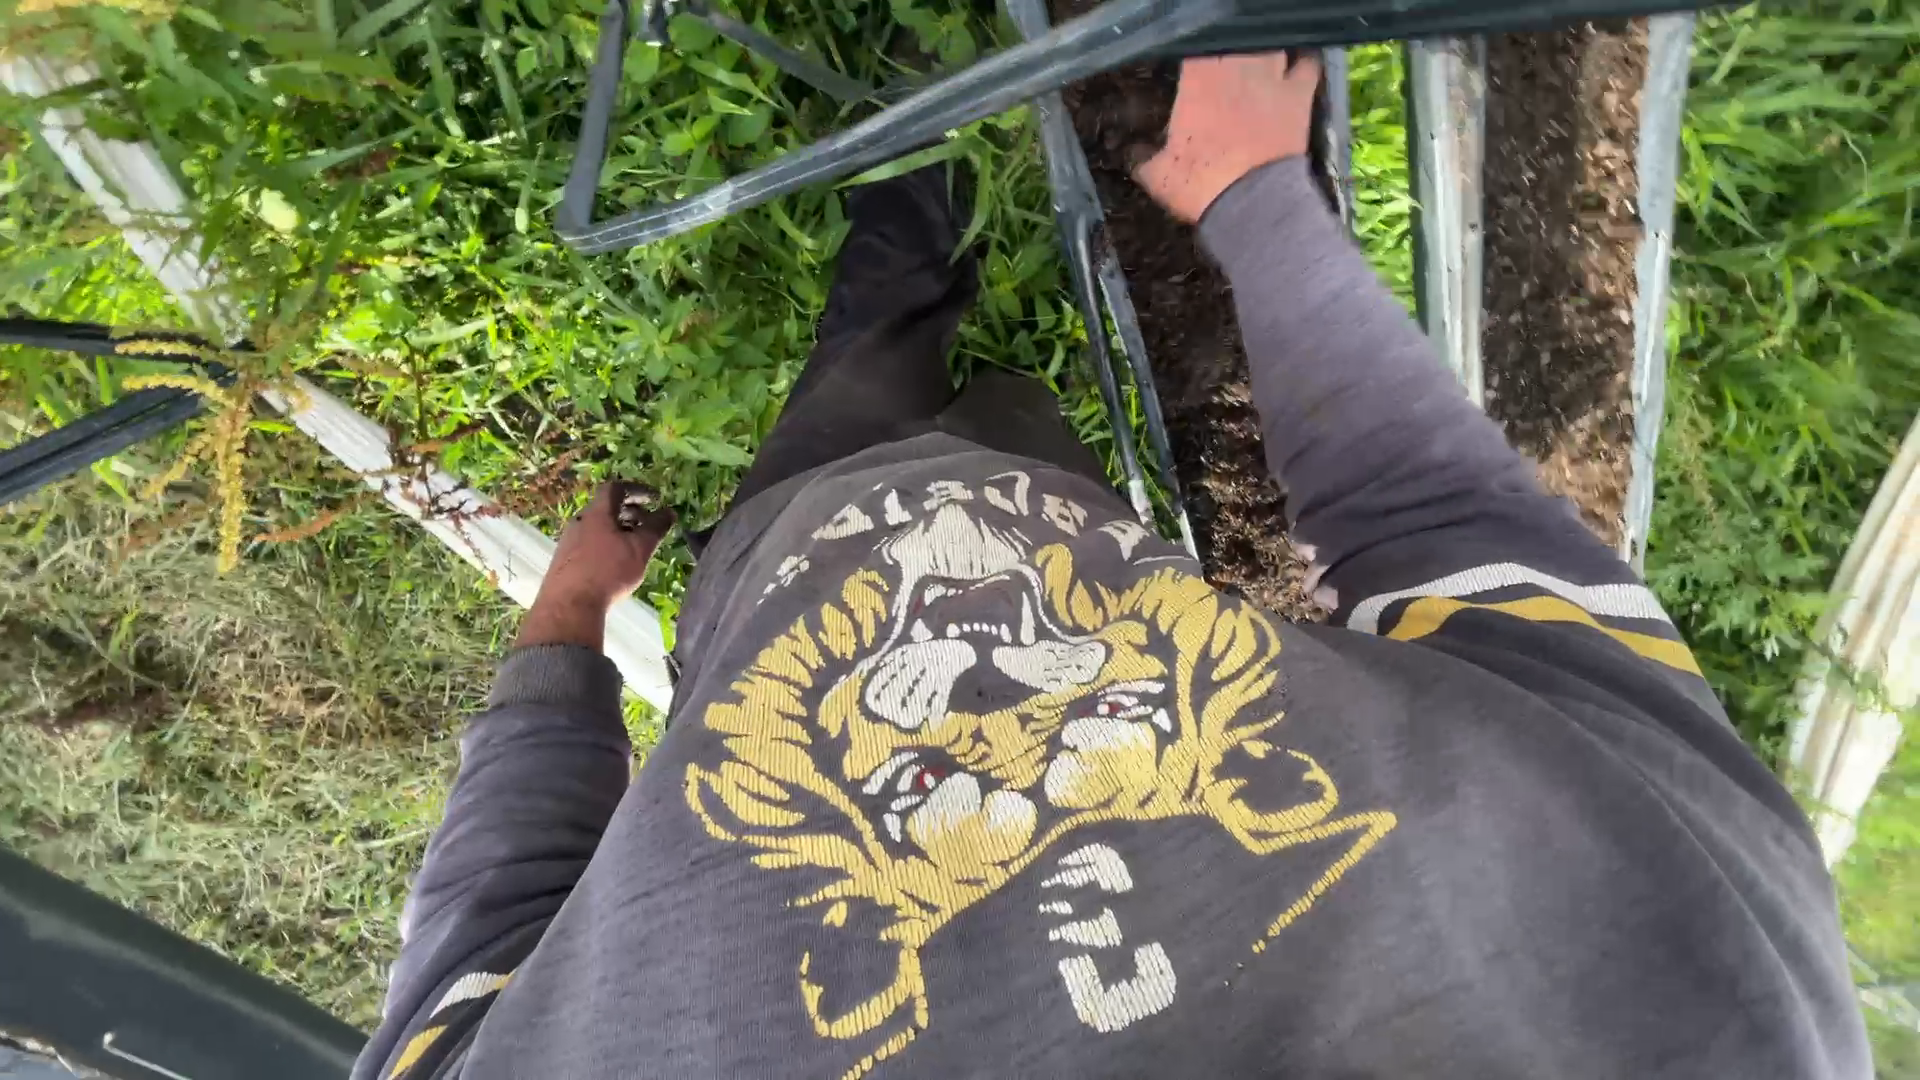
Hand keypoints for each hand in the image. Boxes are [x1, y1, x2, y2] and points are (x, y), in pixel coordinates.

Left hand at [517, 482, 674, 651]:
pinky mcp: (565, 559)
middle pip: (607, 507)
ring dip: (620, 528)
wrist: (569, 604)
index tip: (656, 498)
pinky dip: (608, 542)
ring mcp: (569, 540)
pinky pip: (591, 541)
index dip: (638, 489)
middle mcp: (580, 521)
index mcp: (597, 513)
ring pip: (599, 526)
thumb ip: (656, 528)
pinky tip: (617, 561)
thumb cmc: (608, 570)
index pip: (616, 488)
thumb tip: (669, 512)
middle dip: (631, 511)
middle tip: (650, 522)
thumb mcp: (640, 548)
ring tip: (636, 544)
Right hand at [1134, 51, 1322, 223]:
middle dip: (1223, 53)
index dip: (1189, 56)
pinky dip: (1301, 61)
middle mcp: (1237, 66)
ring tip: (1250, 64)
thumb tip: (1130, 154)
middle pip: (1232, 39)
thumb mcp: (1158, 177)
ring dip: (1259, 51)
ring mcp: (1272, 75)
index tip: (1184, 69)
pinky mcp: (1300, 94)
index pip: (1192, 45)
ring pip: (1268, 43)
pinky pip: (1307, 63)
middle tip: (1216, 71)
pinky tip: (1293, 67)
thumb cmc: (1199, 186)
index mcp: (1198, 79)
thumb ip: (1142, 159)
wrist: (1250, 204)